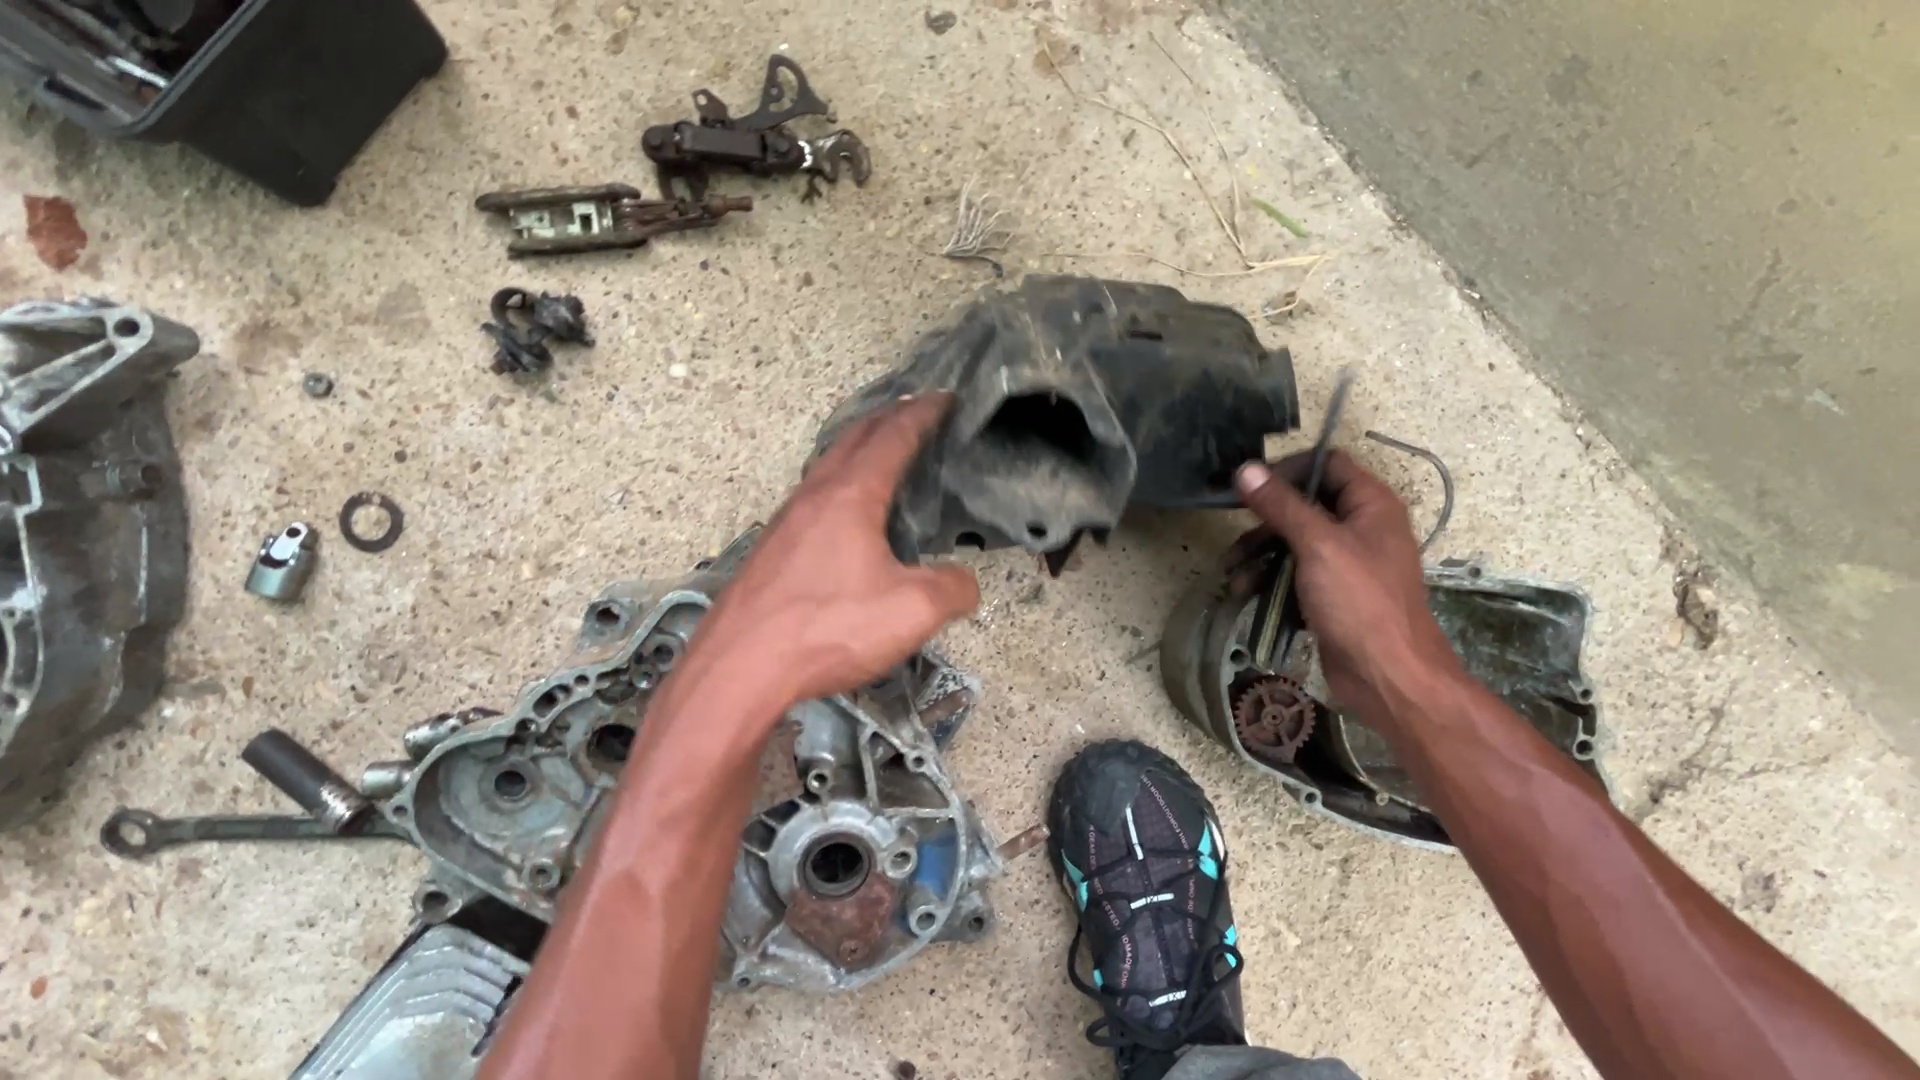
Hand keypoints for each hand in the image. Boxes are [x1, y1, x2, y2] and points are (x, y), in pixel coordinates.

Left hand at [695, 395, 980, 707]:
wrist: (739, 669)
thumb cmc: (826, 630)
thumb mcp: (912, 611)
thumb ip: (952, 590)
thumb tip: (965, 583)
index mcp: (850, 497)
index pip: (892, 438)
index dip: (922, 415)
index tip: (944, 399)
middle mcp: (813, 499)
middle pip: (852, 440)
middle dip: (887, 419)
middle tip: (915, 411)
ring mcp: (785, 525)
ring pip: (826, 468)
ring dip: (857, 450)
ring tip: (881, 453)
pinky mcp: (770, 554)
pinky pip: (811, 501)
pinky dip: (837, 486)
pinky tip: (843, 515)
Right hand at [1232, 451, 1460, 722]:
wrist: (1387, 675)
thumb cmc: (1360, 601)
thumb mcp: (1317, 545)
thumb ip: (1280, 505)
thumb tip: (1246, 469)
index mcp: (1370, 505)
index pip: (1326, 464)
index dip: (1287, 469)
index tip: (1248, 485)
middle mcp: (1360, 527)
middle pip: (1304, 505)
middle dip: (1264, 520)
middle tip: (1233, 530)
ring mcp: (1345, 562)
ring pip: (1294, 542)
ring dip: (1260, 553)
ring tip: (1232, 572)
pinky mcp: (1331, 593)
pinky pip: (1295, 573)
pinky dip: (1270, 578)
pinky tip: (1246, 592)